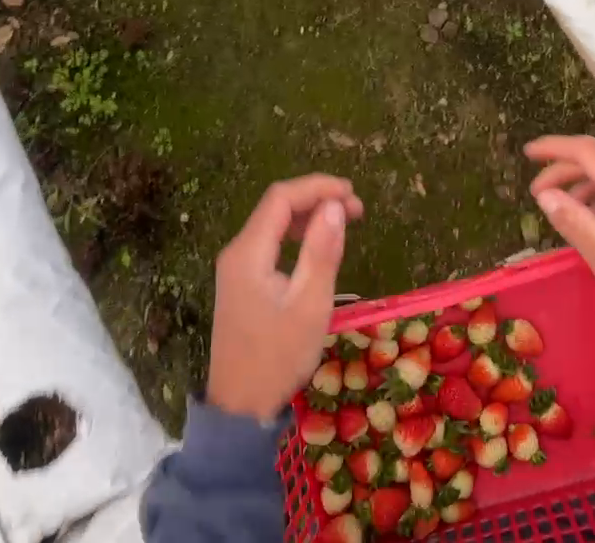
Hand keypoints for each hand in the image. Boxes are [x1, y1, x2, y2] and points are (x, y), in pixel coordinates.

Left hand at [206, 175, 364, 421]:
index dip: (318, 187)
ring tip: (345, 222)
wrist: (241, 407)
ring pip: (273, 224)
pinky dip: (297, 236)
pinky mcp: (242, 283)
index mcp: (248, 252)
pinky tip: (319, 246)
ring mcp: (236, 268)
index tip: (353, 194)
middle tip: (358, 210)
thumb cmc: (279, 356)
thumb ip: (322, 251)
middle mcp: (237, 252)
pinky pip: (270, 244)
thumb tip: (335, 206)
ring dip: (308, 216)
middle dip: (317, 199)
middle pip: (276, 207)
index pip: (281, 198)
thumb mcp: (310, 304)